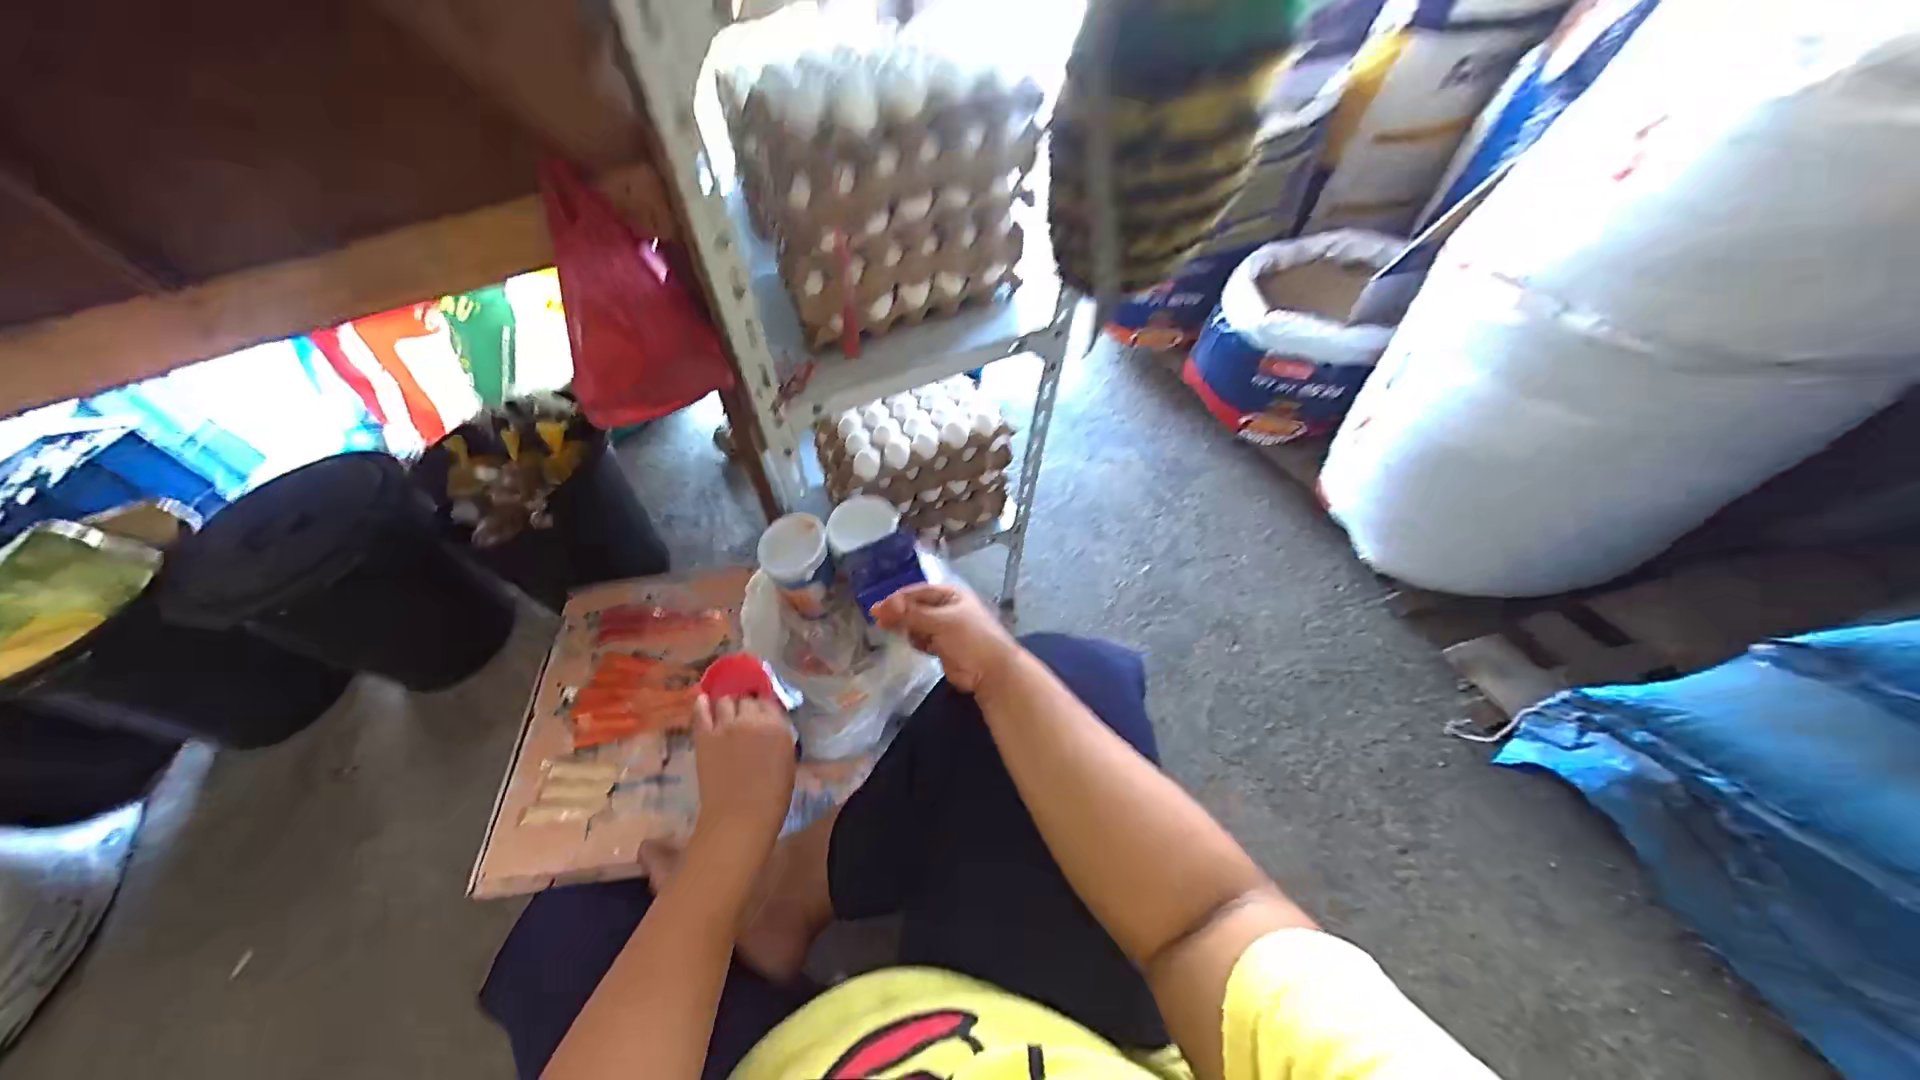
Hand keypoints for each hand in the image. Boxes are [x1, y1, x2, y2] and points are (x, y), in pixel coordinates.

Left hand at [690, 694, 796, 856]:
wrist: (740, 817)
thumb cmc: (772, 797)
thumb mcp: (787, 760)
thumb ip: (778, 737)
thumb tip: (769, 726)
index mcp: (777, 726)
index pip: (769, 701)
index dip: (763, 705)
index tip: (761, 711)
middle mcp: (752, 719)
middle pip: (746, 698)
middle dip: (745, 703)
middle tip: (743, 713)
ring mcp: (726, 726)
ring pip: (725, 700)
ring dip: (726, 703)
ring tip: (725, 710)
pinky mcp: (704, 737)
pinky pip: (701, 712)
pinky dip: (702, 704)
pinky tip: (702, 700)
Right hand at [871, 583, 1021, 694]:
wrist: (991, 672)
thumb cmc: (970, 639)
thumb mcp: (940, 622)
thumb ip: (912, 614)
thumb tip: (883, 606)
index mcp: (950, 594)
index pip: (917, 592)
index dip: (896, 600)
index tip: (876, 610)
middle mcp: (946, 607)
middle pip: (915, 607)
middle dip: (898, 613)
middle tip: (878, 621)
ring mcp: (944, 627)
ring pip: (916, 623)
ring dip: (905, 627)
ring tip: (890, 631)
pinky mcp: (941, 645)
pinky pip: (921, 638)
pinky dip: (915, 640)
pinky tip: (911, 644)